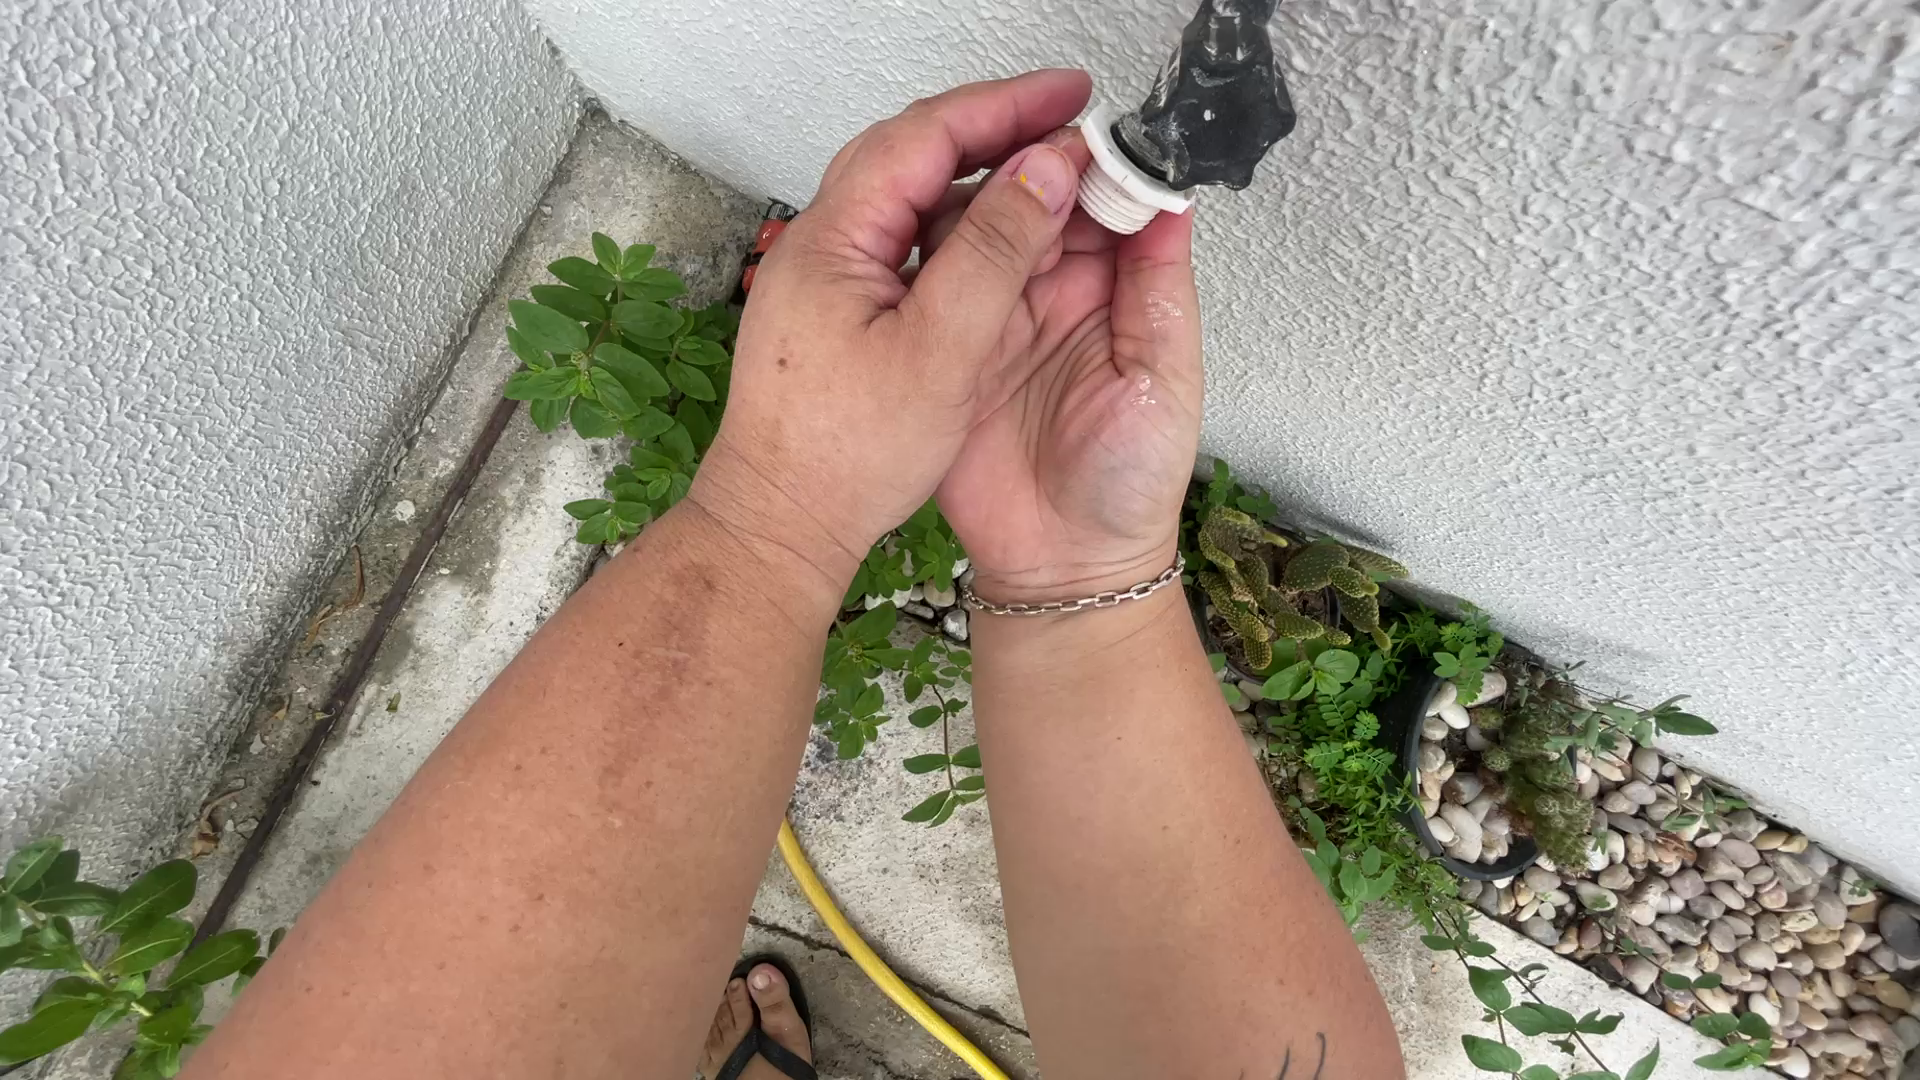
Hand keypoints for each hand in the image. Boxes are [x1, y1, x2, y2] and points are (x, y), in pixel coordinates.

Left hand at [688, 70, 1095, 595]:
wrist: (784, 520)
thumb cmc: (847, 454)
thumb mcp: (939, 351)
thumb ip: (993, 253)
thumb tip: (1043, 172)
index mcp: (832, 239)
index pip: (925, 136)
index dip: (1005, 107)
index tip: (1070, 97)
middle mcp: (820, 248)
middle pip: (914, 161)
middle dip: (995, 140)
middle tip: (1064, 135)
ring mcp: (826, 283)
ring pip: (910, 212)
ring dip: (978, 198)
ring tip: (1042, 196)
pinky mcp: (838, 318)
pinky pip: (903, 259)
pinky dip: (954, 248)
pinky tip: (991, 261)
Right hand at [934, 145, 1202, 603]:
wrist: (1062, 564)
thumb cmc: (1127, 484)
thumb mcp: (1162, 381)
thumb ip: (1158, 292)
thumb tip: (1168, 197)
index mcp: (1104, 297)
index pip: (1091, 208)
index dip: (1083, 170)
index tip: (1067, 142)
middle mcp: (1043, 302)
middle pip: (1023, 212)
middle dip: (1014, 180)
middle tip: (1003, 167)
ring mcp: (987, 328)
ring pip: (970, 243)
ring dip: (964, 216)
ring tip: (959, 204)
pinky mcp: (944, 361)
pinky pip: (930, 300)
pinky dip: (922, 268)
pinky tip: (915, 247)